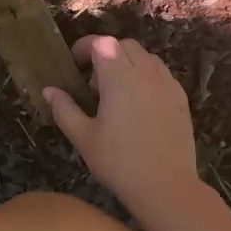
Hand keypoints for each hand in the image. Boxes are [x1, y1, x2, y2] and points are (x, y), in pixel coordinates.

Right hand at [44, 36, 201, 209]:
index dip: (85, 47)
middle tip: (92, 82)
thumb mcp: (83, 137)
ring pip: (146, 57)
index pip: (103, 43)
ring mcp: (167, 85)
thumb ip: (64, 109)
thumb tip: (50, 90)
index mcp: (119, 79)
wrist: (166, 187)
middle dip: (106, 53)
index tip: (74, 65)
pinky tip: (137, 102)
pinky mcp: (180, 99)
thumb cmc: (118, 163)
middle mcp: (145, 74)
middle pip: (125, 45)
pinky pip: (161, 73)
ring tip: (115, 91)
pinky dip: (145, 75)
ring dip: (127, 63)